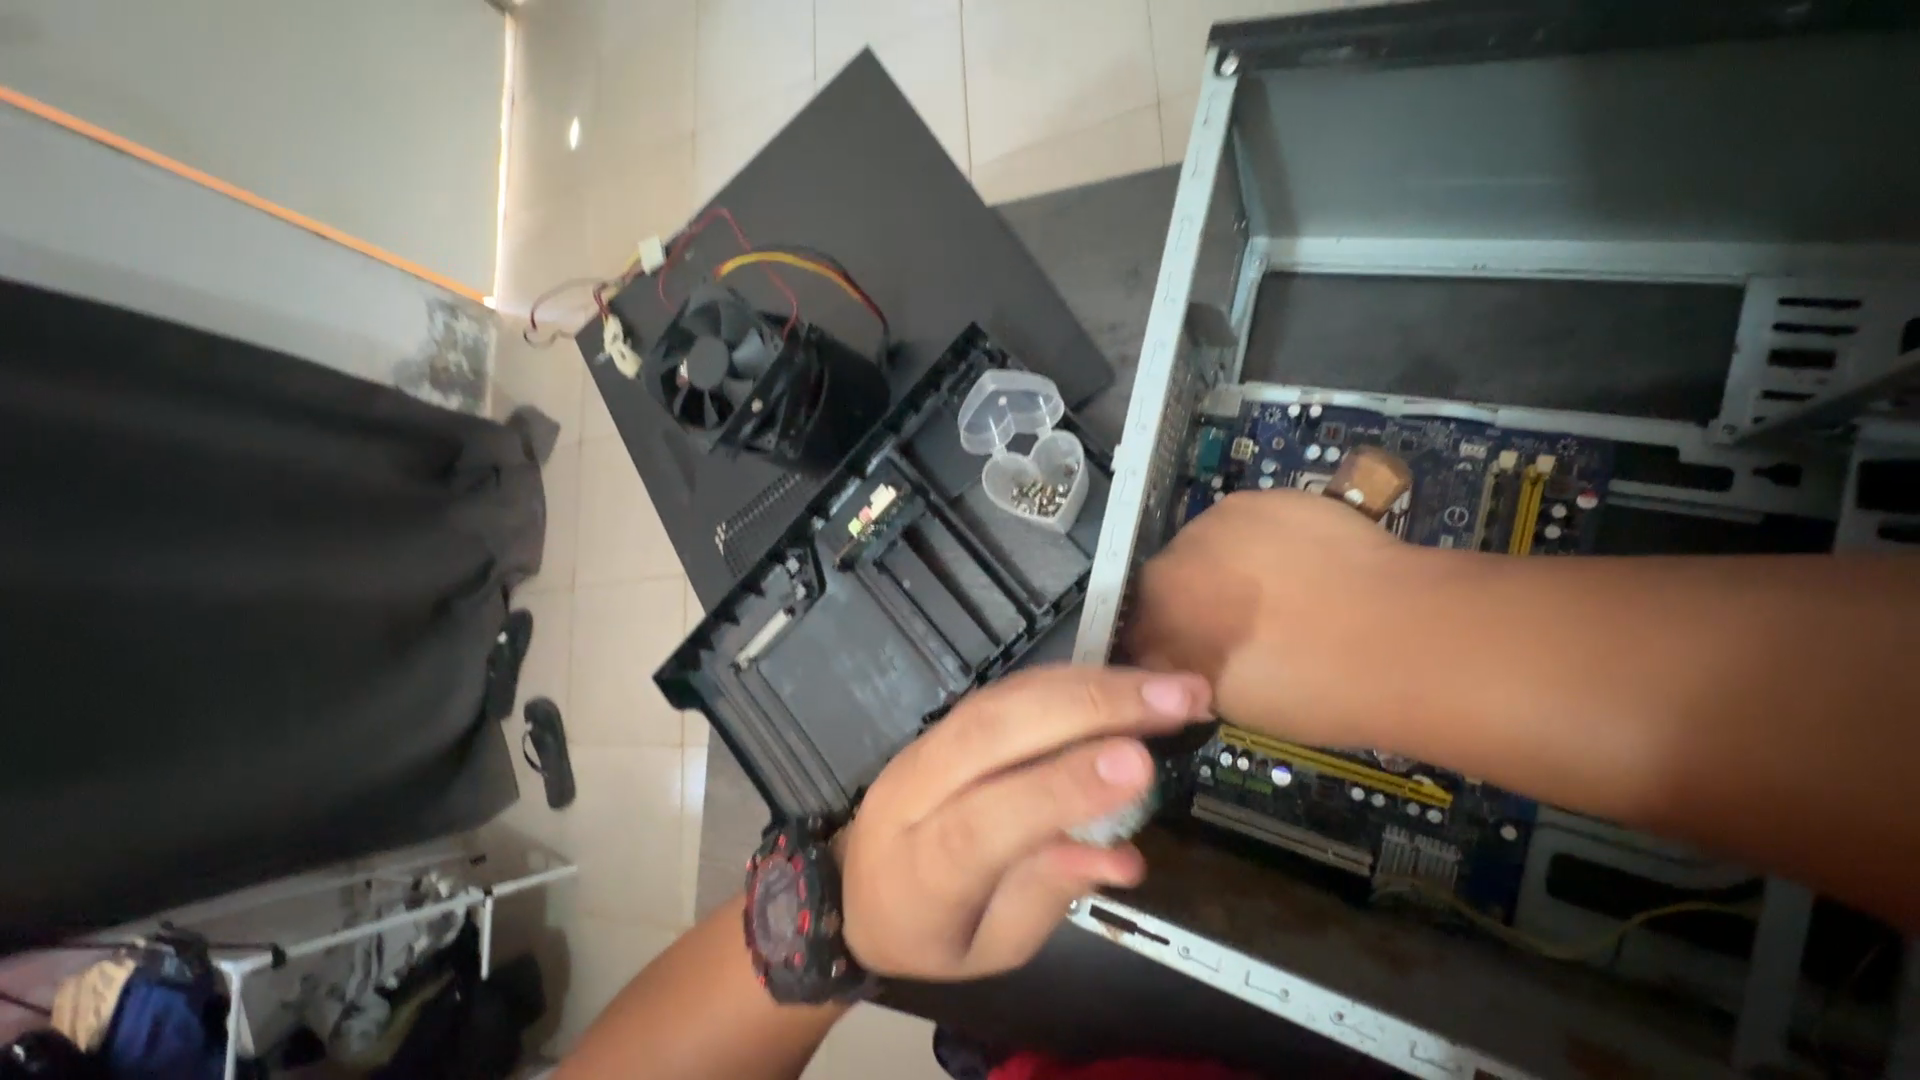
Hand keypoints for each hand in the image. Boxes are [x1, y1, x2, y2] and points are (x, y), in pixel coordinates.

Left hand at [837, 665, 1211, 980]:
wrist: (851, 888)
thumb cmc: (927, 932)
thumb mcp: (987, 948)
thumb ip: (1045, 898)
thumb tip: (1122, 857)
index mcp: (918, 872)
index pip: (985, 823)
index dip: (1060, 788)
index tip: (1139, 763)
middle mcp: (913, 792)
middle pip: (992, 734)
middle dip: (1091, 708)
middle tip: (1177, 698)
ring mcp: (923, 747)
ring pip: (1000, 699)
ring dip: (1087, 684)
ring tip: (1166, 685)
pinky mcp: (941, 723)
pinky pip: (1003, 691)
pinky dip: (1065, 681)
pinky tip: (1118, 680)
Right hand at [1124, 489, 1419, 746]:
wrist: (1394, 636)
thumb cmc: (1308, 688)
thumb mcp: (1230, 702)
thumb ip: (1188, 674)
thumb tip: (1185, 663)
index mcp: (1156, 621)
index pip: (1139, 632)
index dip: (1167, 646)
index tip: (1194, 657)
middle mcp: (1170, 565)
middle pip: (1168, 580)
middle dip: (1195, 599)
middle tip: (1241, 629)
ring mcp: (1214, 525)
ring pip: (1205, 546)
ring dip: (1225, 564)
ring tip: (1277, 593)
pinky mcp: (1258, 499)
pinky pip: (1244, 522)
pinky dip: (1262, 540)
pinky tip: (1299, 564)